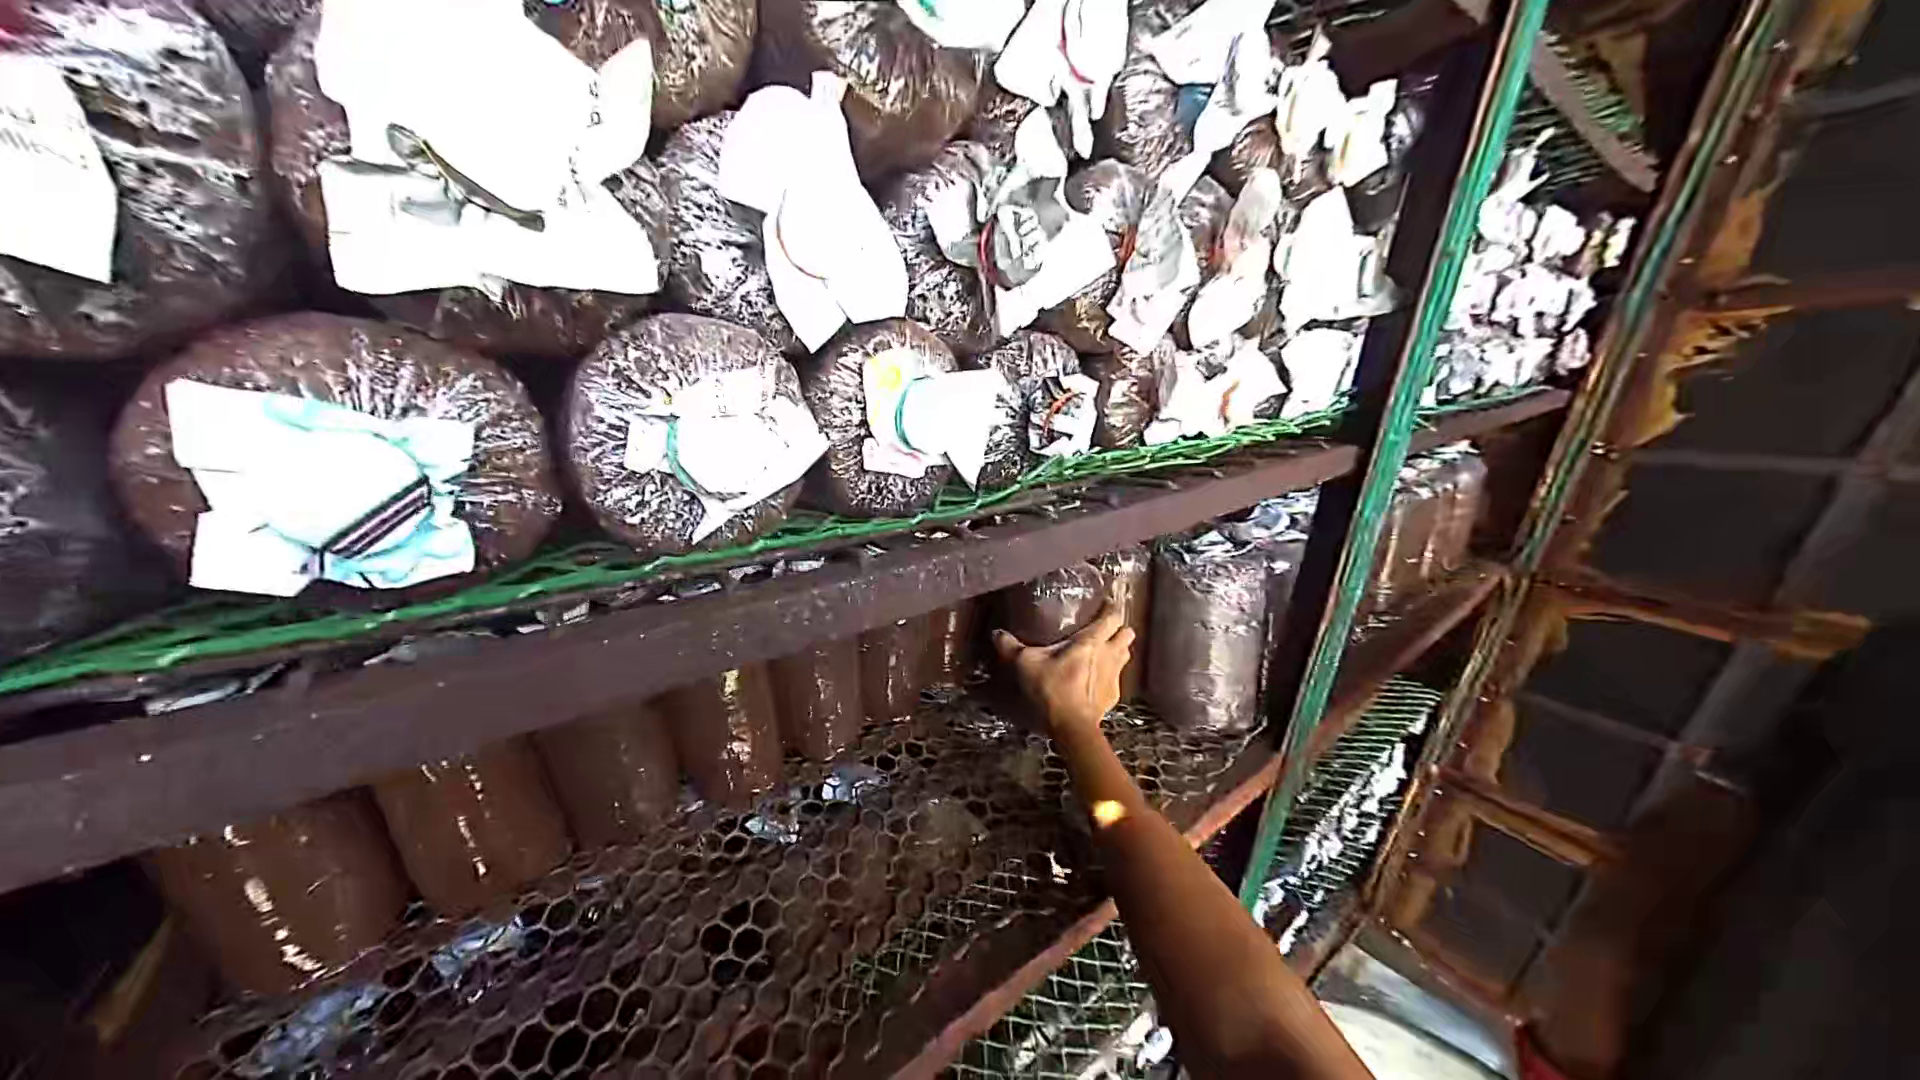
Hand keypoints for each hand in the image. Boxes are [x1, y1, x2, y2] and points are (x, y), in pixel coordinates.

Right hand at [994, 600, 1136, 735]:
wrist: (1071, 726)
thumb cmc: (1052, 689)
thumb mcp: (1025, 664)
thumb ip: (1010, 646)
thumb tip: (997, 633)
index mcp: (1092, 641)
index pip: (1113, 616)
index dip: (1111, 608)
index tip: (1104, 604)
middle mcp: (1110, 654)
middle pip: (1127, 633)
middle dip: (1120, 629)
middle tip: (1104, 629)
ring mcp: (1115, 676)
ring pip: (1126, 654)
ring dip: (1118, 650)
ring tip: (1102, 652)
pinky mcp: (1113, 696)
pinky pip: (1117, 678)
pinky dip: (1110, 675)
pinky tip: (1095, 680)